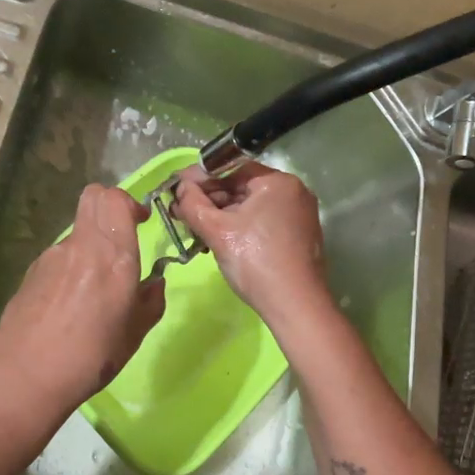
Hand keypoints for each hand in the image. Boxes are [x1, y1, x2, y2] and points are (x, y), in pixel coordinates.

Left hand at [0, 184, 165, 418]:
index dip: (130, 203)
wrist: (25, 377)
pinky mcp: (31, 271)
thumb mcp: (134, 334)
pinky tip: (69, 304)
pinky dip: (70, 266)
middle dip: (110, 206)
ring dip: (90, 242)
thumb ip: (150, 302)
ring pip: (76, 230)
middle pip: (92, 197)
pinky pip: (59, 256)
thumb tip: (153, 284)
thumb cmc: (90, 357)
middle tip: (122, 235)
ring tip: (94, 288)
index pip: (115, 199)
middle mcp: (82, 245)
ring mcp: (51, 256)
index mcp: (113, 256)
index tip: (141, 222)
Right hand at [174, 163, 330, 326]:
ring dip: (221, 215)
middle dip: (209, 199)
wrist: (295, 306)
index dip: (200, 178)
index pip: (231, 168)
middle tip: (181, 212)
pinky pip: (262, 220)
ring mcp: (298, 214)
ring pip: (250, 206)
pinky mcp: (297, 234)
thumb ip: (193, 204)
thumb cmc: (255, 262)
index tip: (177, 190)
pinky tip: (219, 240)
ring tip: (196, 229)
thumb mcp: (217, 231)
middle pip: (240, 186)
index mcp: (277, 182)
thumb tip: (180, 189)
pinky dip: (239, 227)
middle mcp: (293, 191)